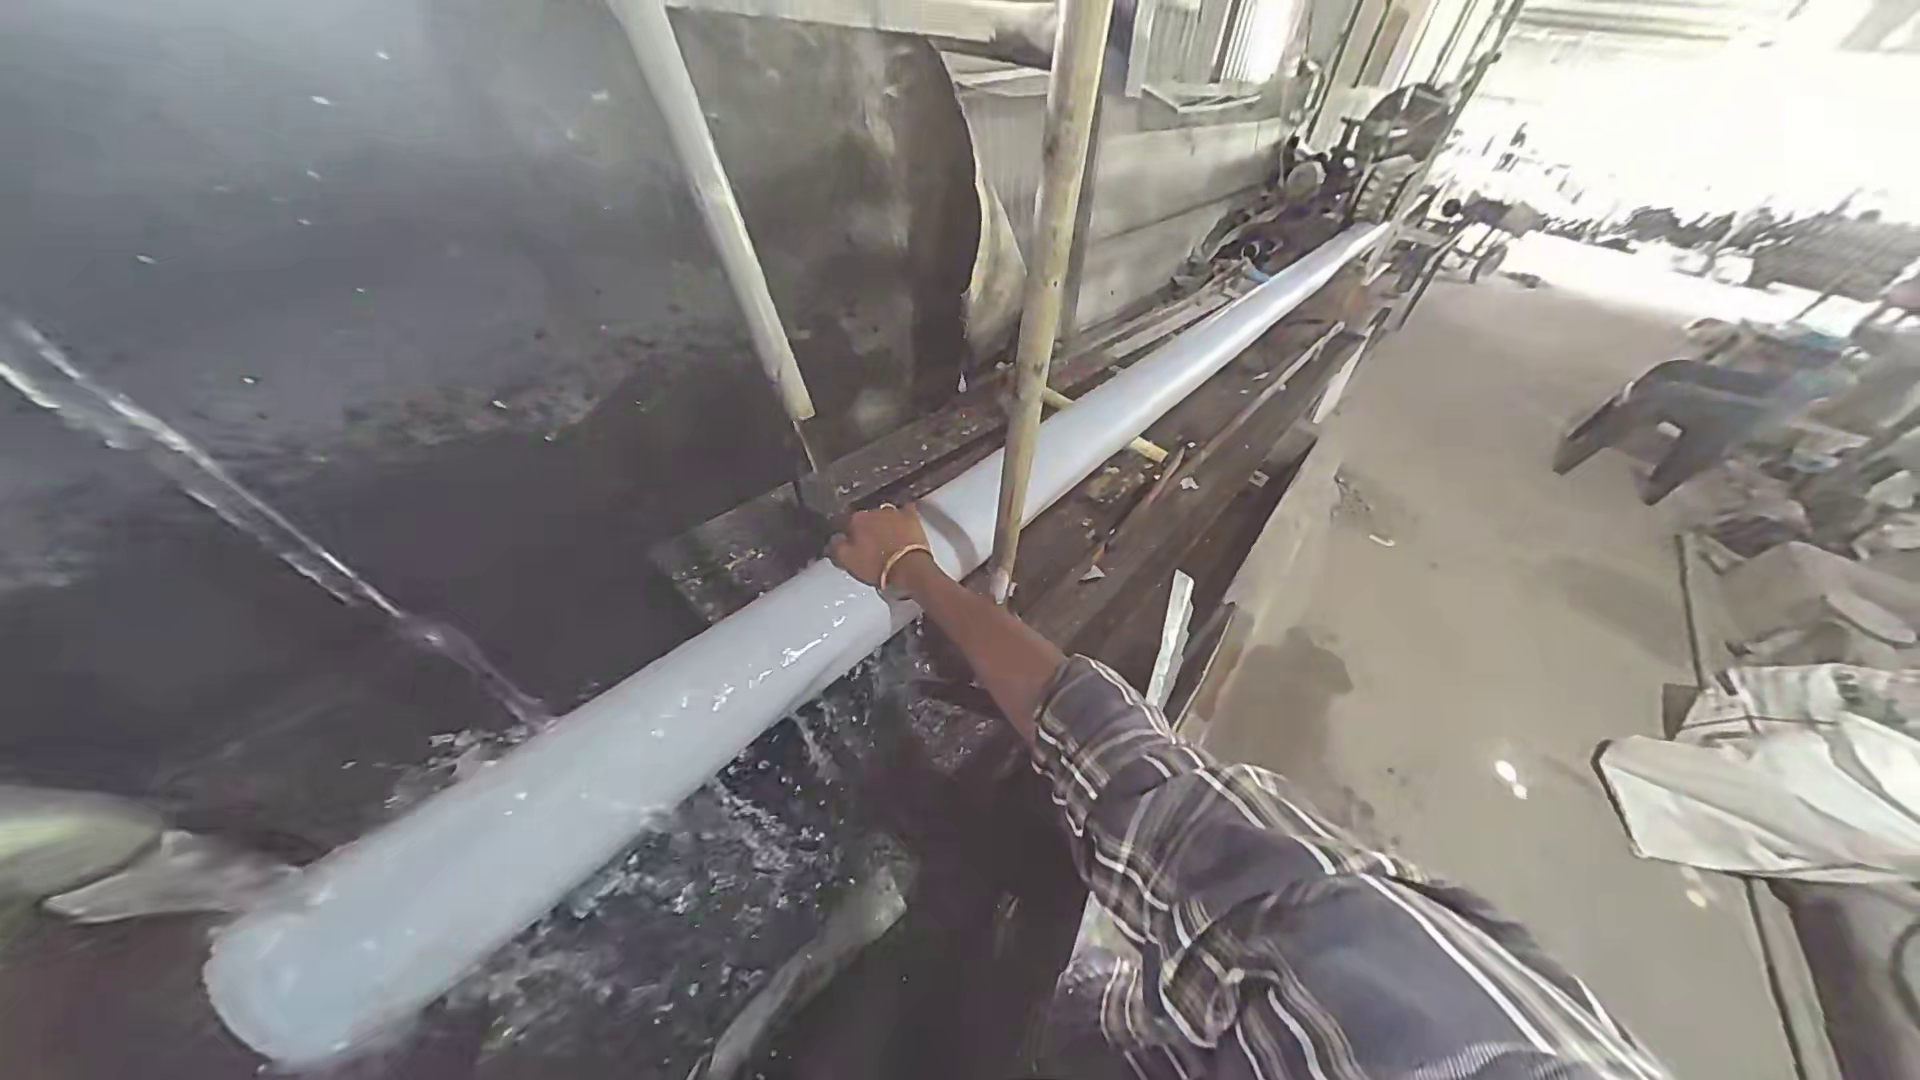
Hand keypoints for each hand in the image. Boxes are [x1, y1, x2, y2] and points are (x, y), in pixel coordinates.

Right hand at [828, 504, 934, 589]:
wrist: (908, 569)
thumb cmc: (876, 565)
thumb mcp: (847, 561)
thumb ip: (836, 546)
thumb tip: (833, 539)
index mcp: (855, 520)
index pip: (844, 521)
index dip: (845, 533)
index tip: (848, 544)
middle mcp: (873, 511)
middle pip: (865, 517)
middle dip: (865, 528)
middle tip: (868, 544)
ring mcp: (893, 512)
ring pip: (883, 513)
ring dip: (882, 522)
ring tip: (885, 537)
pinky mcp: (911, 517)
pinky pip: (905, 510)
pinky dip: (902, 515)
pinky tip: (902, 522)